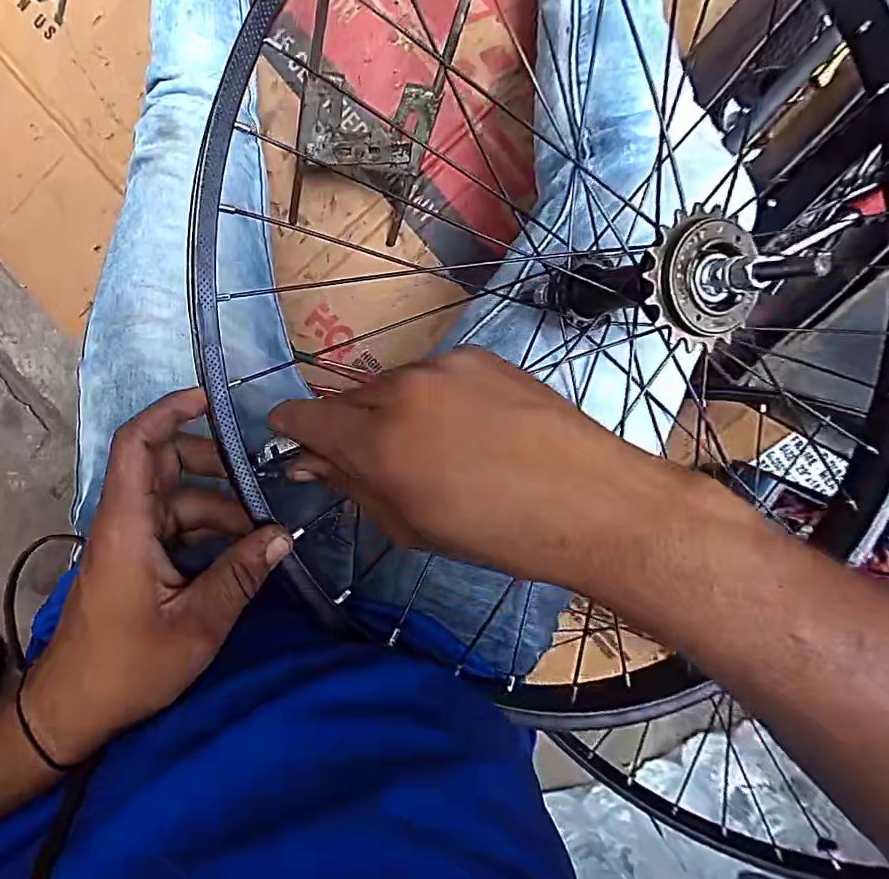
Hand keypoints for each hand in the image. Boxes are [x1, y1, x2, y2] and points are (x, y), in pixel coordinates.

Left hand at [20, 388, 293, 764]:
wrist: (76, 703)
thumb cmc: (128, 665)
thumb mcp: (195, 624)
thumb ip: (239, 576)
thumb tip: (282, 537)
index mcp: (127, 521)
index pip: (138, 442)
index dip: (168, 411)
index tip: (208, 398)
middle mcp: (124, 517)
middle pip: (162, 463)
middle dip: (211, 463)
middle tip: (258, 480)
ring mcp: (128, 535)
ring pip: (174, 497)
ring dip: (216, 505)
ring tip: (263, 528)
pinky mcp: (134, 555)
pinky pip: (173, 524)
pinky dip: (205, 530)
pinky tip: (240, 550)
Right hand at [268, 348, 728, 595]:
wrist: (599, 505)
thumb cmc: (495, 533)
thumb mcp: (408, 525)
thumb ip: (350, 485)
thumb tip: (308, 461)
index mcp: (377, 441)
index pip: (301, 415)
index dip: (288, 426)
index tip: (291, 437)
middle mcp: (398, 391)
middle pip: (342, 399)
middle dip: (347, 427)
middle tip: (378, 457)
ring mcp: (439, 366)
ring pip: (386, 386)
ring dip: (390, 410)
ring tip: (435, 442)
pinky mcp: (474, 354)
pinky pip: (429, 375)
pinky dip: (432, 396)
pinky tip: (470, 424)